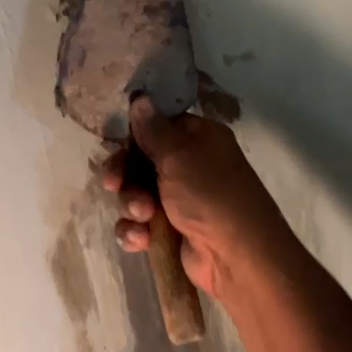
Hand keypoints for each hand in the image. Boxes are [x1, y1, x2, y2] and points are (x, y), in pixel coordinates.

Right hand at [99, 95, 295, 300]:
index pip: (156, 128)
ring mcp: (179, 200)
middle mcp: (189, 166)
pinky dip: (136, 231)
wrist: (236, 255)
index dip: (134, 138)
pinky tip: (141, 239)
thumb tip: (140, 96)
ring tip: (144, 215)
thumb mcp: (179, 155)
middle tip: (114, 184)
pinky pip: (139, 224)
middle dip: (126, 175)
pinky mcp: (170, 231)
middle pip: (139, 162)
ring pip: (135, 194)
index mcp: (198, 139)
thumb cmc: (210, 194)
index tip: (118, 146)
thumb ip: (153, 129)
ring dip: (132, 204)